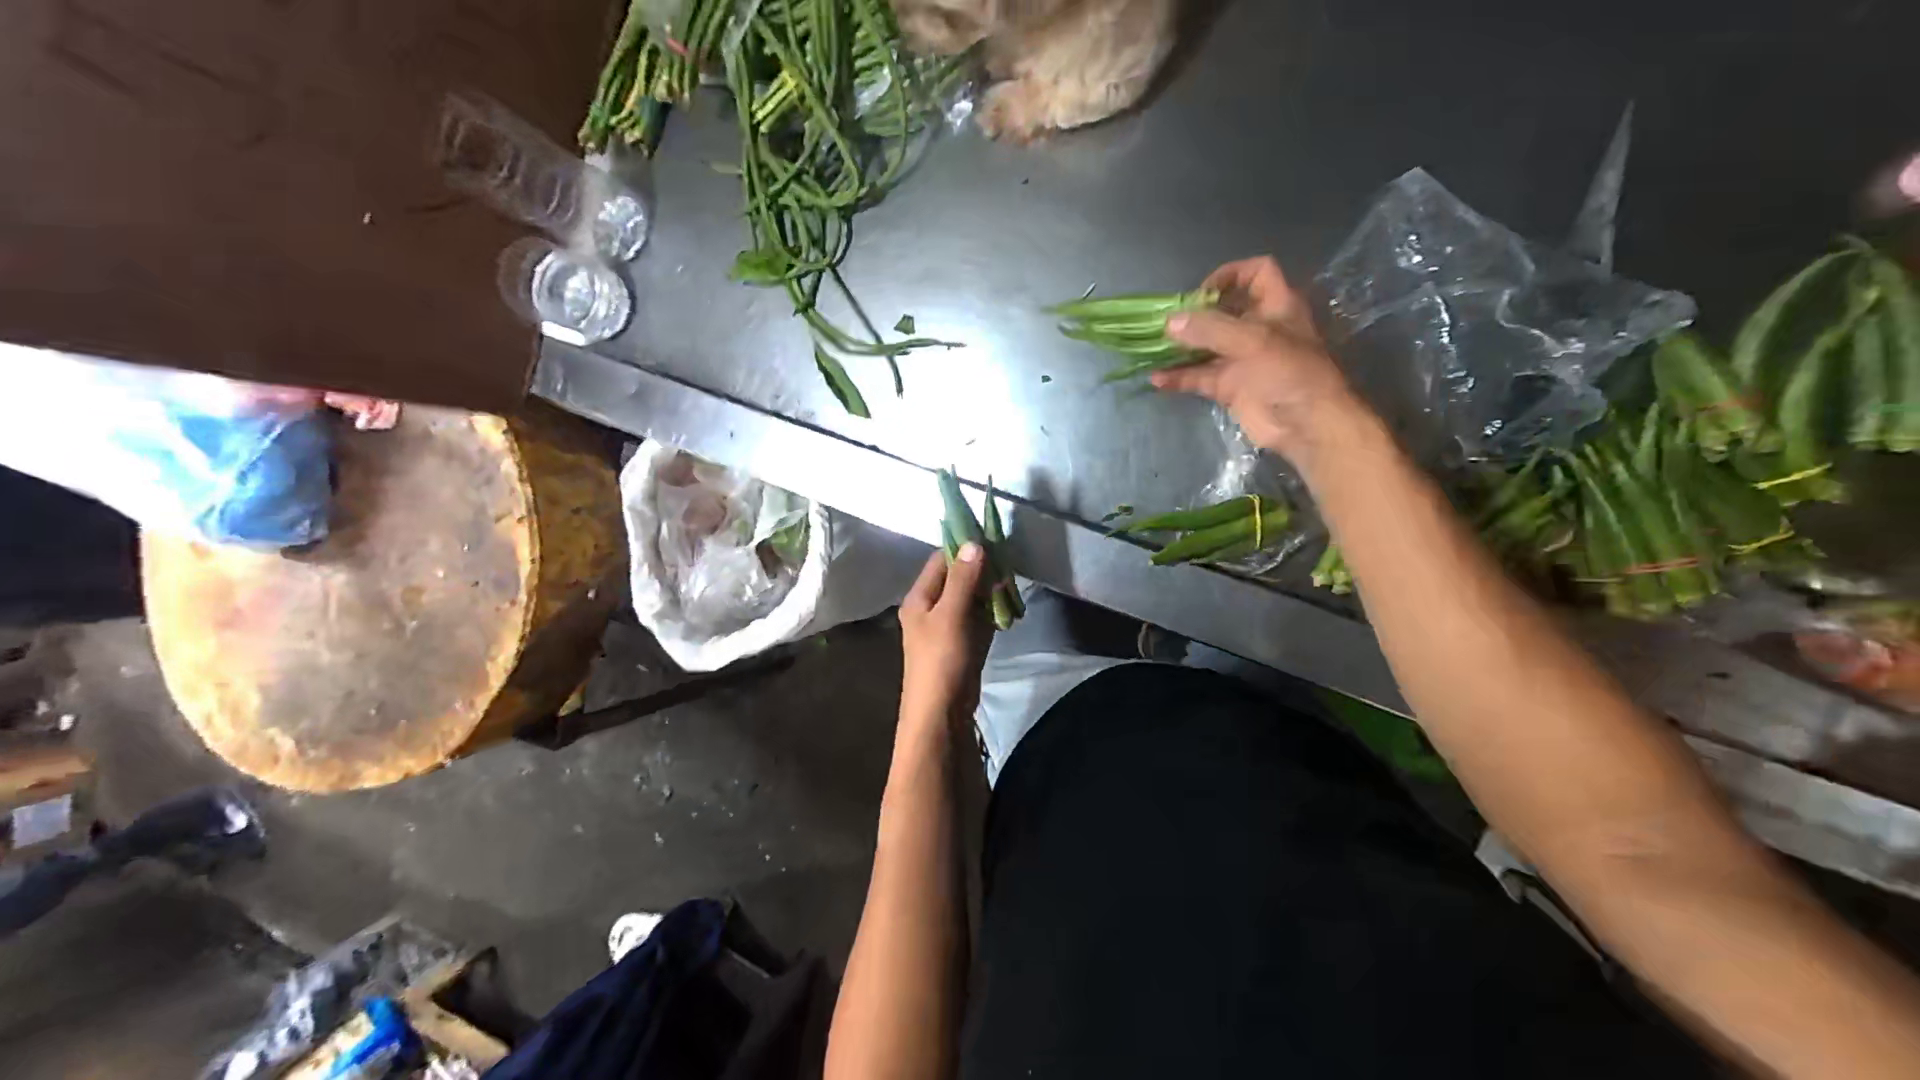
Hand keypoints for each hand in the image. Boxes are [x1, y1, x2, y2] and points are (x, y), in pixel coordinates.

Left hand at [898, 544, 992, 733]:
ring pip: (970, 599)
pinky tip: (1009, 610)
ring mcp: (946, 628)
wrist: (941, 714)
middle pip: (957, 578)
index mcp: (919, 598)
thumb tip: (973, 542)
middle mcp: (930, 609)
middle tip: (1009, 564)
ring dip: (989, 592)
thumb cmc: (942, 660)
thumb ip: (962, 579)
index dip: (963, 547)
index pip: (941, 560)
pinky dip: (992, 613)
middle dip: (982, 571)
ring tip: (1012, 586)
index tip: (992, 538)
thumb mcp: (951, 615)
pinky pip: (977, 620)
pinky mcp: (962, 645)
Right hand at [1152, 257, 1372, 469]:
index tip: (1203, 291)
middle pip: (1223, 310)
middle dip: (1195, 314)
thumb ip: (1209, 329)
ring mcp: (1242, 359)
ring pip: (1206, 345)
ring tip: (1154, 347)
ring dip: (1181, 346)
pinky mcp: (1230, 387)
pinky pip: (1199, 377)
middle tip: (1168, 320)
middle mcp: (1258, 328)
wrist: (1305, 423)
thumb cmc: (1289, 372)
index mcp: (1276, 306)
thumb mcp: (1252, 341)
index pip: (1257, 273)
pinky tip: (1157, 379)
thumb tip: (1170, 322)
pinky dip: (1179, 377)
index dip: (1231, 274)